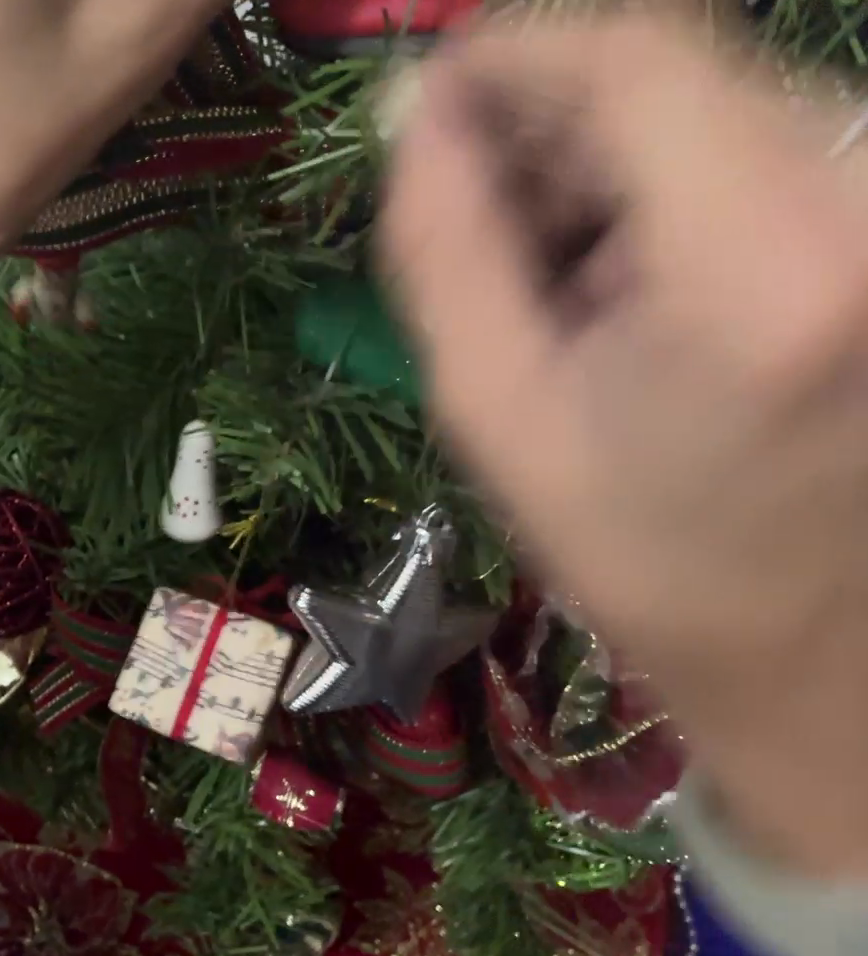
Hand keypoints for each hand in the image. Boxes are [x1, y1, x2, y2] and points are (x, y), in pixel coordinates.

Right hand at [382, 17, 867, 876]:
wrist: (789, 619)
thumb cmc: (617, 533)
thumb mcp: (488, 402)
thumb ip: (445, 250)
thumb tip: (411, 122)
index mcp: (759, 258)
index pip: (639, 62)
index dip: (512, 50)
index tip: (414, 87)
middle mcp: (862, 199)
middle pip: (675, 75)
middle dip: (535, 110)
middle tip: (438, 187)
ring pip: (705, 105)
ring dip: (580, 154)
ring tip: (511, 258)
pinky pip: (738, 149)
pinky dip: (635, 182)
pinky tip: (583, 266)